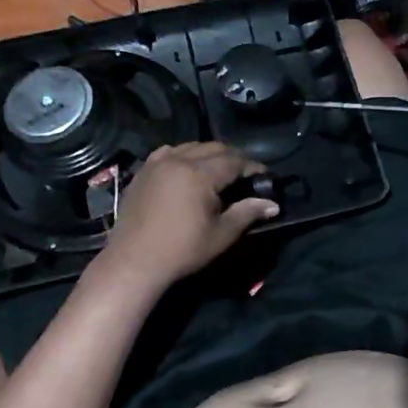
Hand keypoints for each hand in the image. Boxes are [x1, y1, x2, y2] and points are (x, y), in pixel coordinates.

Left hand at [93, 142, 279, 292]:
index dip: (252, 167)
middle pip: (214, 148)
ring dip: (209, 154)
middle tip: (244, 175)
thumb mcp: (221, 234)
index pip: (234, 161)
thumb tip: (273, 204)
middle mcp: (178, 160)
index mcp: (199, 174)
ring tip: (218, 172)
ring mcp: (157, 163)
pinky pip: (169, 152)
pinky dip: (184, 155)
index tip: (264, 177)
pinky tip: (188, 169)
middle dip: (233, 158)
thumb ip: (247, 213)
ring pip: (191, 146)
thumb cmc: (182, 251)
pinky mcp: (143, 170)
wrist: (134, 261)